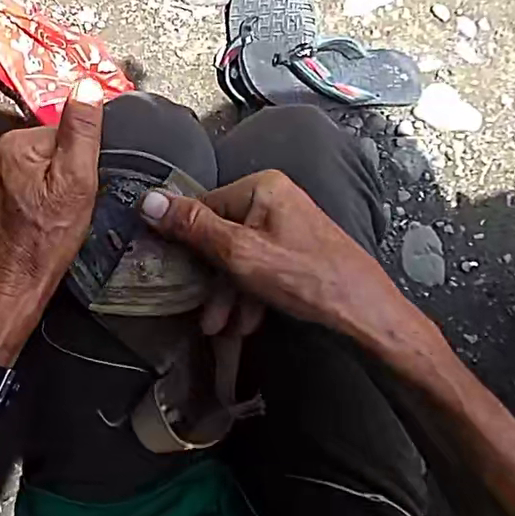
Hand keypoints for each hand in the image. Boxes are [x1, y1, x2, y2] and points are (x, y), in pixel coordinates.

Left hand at [0, 81, 104, 363]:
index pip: (65, 131)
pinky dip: (44, 198)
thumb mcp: (76, 182)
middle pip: (54, 148)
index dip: (81, 159)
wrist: (17, 282)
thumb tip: (87, 89)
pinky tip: (45, 219)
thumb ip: (82, 131)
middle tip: (68, 204)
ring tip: (55, 215)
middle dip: (68, 173)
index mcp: (14, 144)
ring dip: (57, 187)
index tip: (79, 185)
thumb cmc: (42, 242)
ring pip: (45, 168)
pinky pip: (32, 184)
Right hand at [140, 170, 448, 370]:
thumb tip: (149, 201)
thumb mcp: (239, 254)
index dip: (186, 244)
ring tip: (220, 327)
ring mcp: (285, 226)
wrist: (365, 315)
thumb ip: (193, 228)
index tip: (174, 274)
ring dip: (227, 294)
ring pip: (238, 258)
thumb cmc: (306, 278)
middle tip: (202, 314)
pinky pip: (258, 268)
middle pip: (219, 236)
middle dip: (210, 279)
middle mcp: (273, 200)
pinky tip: (245, 322)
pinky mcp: (294, 252)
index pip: (202, 208)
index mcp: (261, 187)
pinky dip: (248, 295)